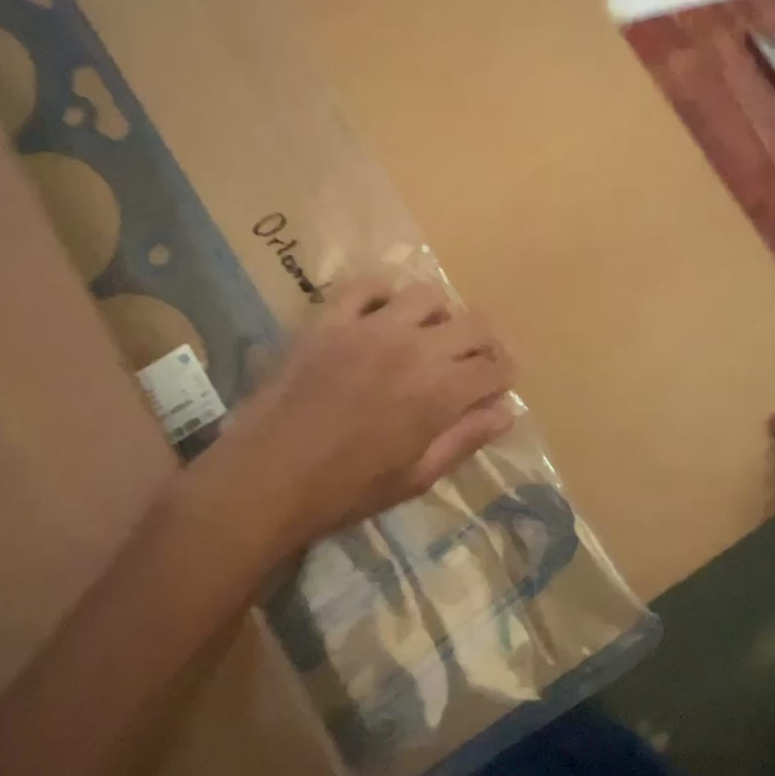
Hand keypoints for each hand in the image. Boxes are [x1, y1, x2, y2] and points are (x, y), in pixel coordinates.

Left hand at [221, 269, 516, 547]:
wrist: (269, 477)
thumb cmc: (346, 489)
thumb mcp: (416, 477)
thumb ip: (465, 439)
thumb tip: (506, 411)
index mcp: (439, 392)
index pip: (494, 367)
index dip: (504, 375)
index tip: (499, 383)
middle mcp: (412, 348)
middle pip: (472, 323)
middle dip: (486, 341)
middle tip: (475, 359)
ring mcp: (368, 327)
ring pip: (426, 295)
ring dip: (439, 315)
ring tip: (428, 335)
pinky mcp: (329, 319)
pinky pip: (365, 286)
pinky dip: (383, 294)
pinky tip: (382, 314)